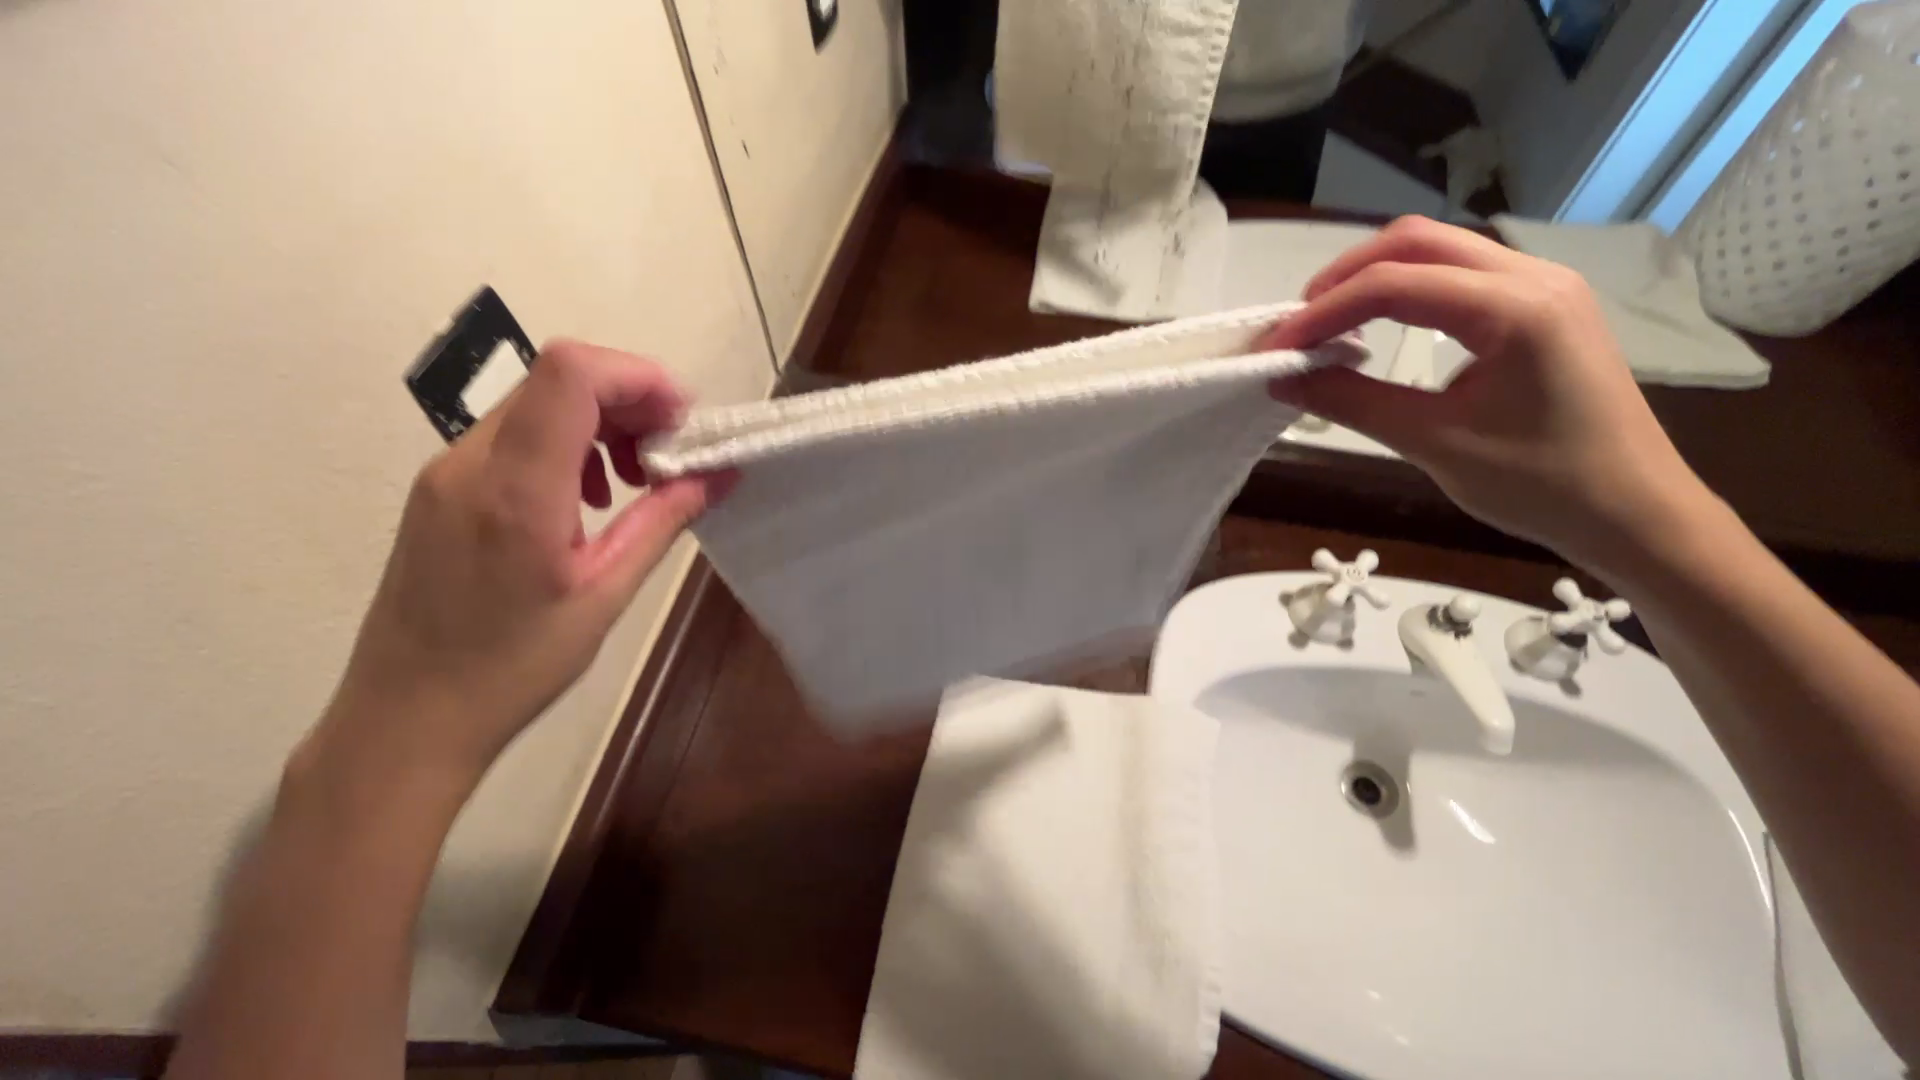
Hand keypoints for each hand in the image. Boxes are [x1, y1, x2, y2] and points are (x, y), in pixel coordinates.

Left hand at [317, 341, 730, 781]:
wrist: (407, 715)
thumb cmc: (513, 668)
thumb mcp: (604, 596)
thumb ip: (661, 522)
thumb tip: (719, 475)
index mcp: (516, 491)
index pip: (573, 374)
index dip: (639, 377)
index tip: (681, 423)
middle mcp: (470, 462)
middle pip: (558, 377)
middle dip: (629, 399)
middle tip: (670, 454)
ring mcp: (446, 470)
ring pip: (536, 403)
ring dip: (599, 422)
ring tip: (632, 481)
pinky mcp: (439, 487)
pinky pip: (512, 435)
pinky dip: (565, 444)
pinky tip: (585, 499)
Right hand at [1261, 216, 1712, 572]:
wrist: (1634, 512)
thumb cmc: (1541, 484)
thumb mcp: (1436, 444)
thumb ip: (1354, 402)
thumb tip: (1285, 379)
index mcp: (1515, 308)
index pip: (1395, 284)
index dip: (1324, 311)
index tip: (1278, 347)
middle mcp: (1534, 276)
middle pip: (1417, 241)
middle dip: (1346, 276)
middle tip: (1299, 323)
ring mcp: (1545, 286)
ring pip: (1440, 251)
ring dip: (1376, 278)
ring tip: (1330, 324)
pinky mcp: (1544, 307)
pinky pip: (1461, 275)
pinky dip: (1408, 291)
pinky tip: (1383, 328)